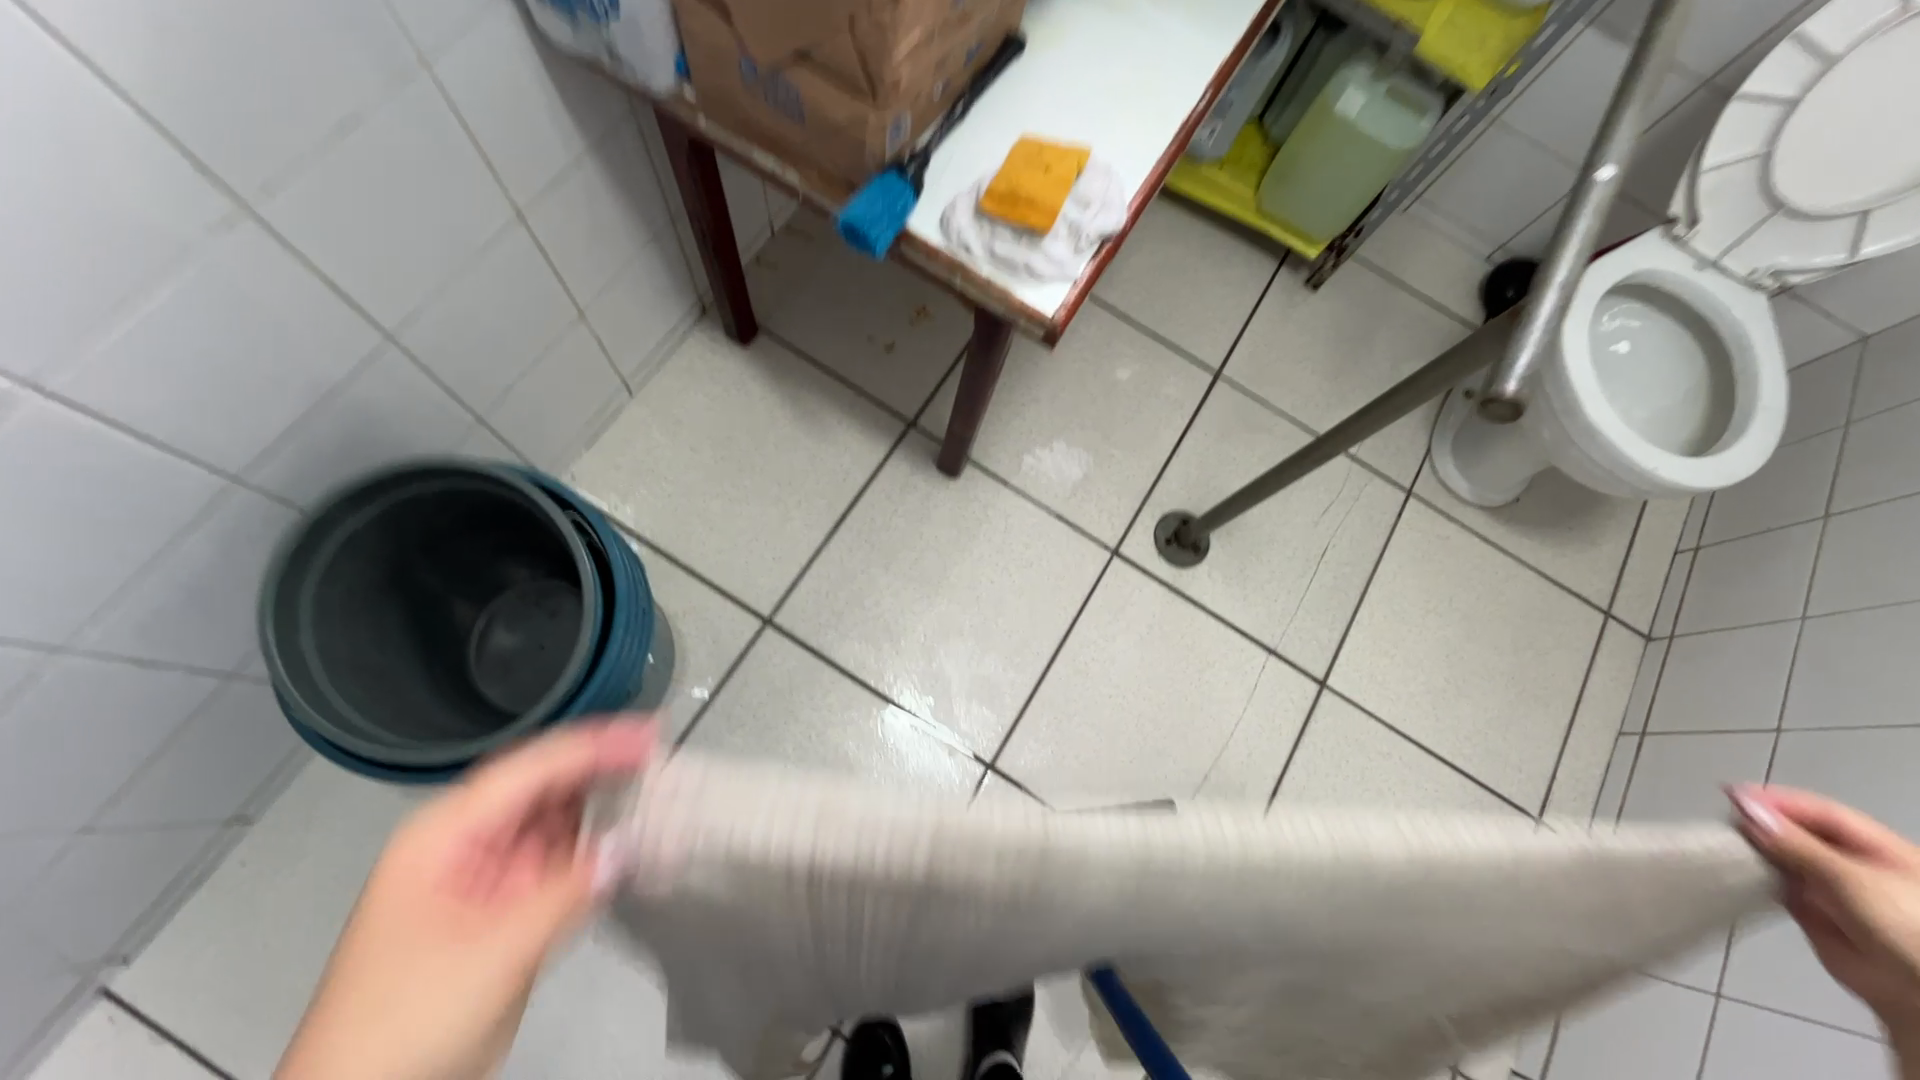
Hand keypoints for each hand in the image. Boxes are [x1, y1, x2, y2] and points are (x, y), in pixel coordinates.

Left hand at [276, 718, 653, 1079]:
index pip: (529, 770)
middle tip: (662, 757)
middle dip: (601, 770)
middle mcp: (468, 843)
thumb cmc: (405, 1019)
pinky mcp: (508, 912)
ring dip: (604, 809)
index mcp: (445, 834)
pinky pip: (561, 866)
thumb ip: (569, 892)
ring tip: (660, 790)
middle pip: (544, 788)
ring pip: (556, 824)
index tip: (649, 734)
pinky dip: (599, 852)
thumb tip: (632, 843)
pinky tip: (635, 841)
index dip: (592, 747)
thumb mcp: (494, 951)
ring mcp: (489, 878)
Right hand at [1732, 786, 1919, 1040]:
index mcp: (1878, 849)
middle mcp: (1853, 864)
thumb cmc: (1906, 928)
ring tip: (1723, 843)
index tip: (1733, 794)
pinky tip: (1733, 870)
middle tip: (1725, 820)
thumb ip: (1798, 846)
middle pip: (1799, 833)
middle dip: (1763, 824)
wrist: (1913, 992)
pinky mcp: (1810, 911)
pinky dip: (1754, 876)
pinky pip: (1777, 885)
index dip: (1778, 802)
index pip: (1821, 813)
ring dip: (1755, 849)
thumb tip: (1749, 812)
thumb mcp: (1852, 879)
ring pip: (1784, 857)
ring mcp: (1831, 888)